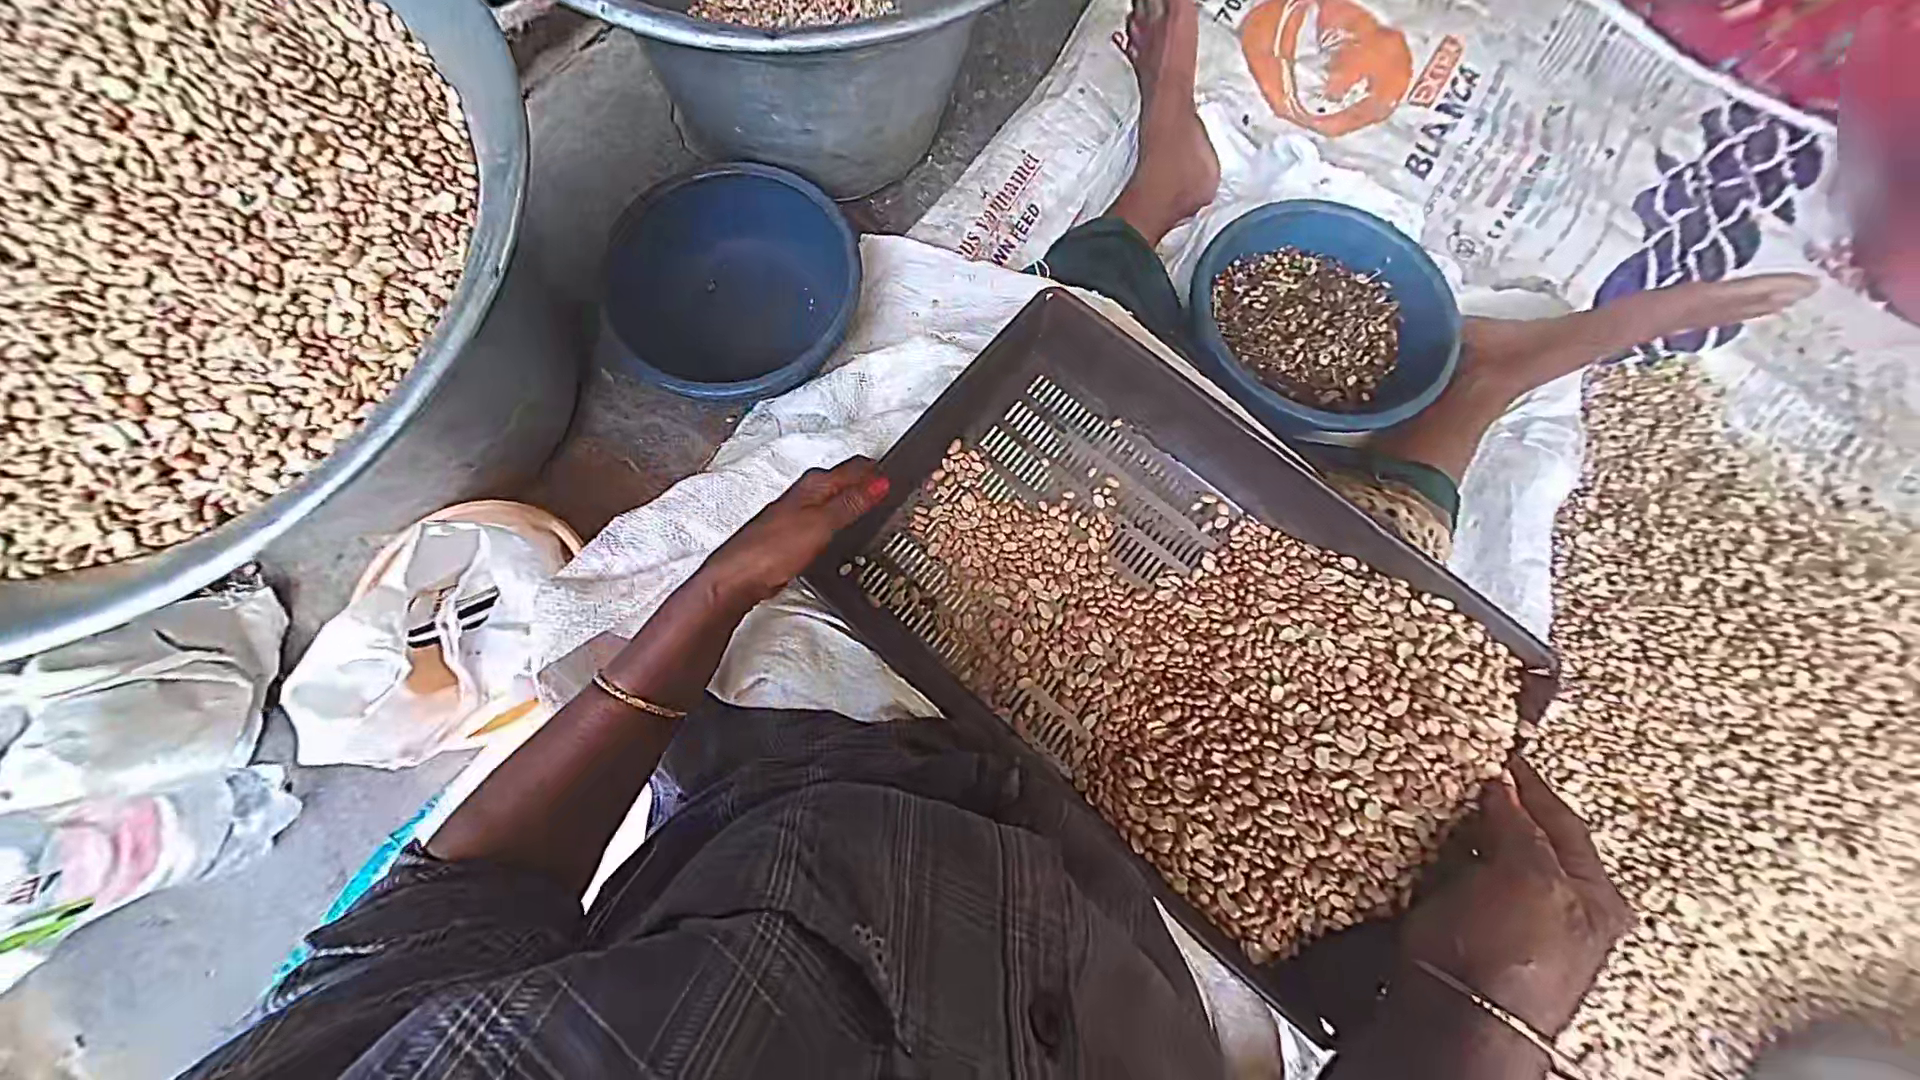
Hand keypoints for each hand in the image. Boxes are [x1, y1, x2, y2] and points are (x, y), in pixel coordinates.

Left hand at [700, 457, 890, 605]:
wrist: (739, 576)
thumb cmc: (773, 548)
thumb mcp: (822, 523)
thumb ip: (852, 502)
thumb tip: (880, 482)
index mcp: (815, 484)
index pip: (856, 467)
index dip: (879, 471)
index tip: (900, 478)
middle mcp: (808, 493)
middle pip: (847, 480)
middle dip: (871, 482)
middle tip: (895, 491)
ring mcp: (801, 512)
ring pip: (838, 498)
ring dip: (858, 500)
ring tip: (879, 507)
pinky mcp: (798, 532)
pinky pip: (830, 517)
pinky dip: (845, 518)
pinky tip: (851, 529)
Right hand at [1398, 758, 1631, 1035]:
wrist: (1457, 1003)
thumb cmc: (1510, 952)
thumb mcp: (1532, 882)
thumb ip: (1520, 829)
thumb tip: (1502, 786)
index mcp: (1589, 894)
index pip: (1561, 820)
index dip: (1530, 783)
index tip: (1500, 751)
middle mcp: (1551, 896)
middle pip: (1521, 828)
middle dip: (1491, 797)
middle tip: (1461, 763)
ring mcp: (1504, 901)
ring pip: (1482, 841)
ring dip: (1461, 815)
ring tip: (1437, 783)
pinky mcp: (1461, 904)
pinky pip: (1450, 856)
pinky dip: (1437, 835)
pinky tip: (1421, 819)